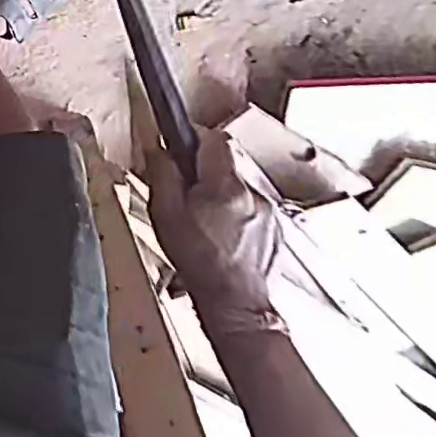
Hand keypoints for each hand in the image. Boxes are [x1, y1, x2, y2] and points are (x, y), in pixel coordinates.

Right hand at [145, 128, 281, 323]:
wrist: (235, 299)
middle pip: (224, 164)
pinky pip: (248, 205)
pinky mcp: (275, 226)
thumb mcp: (164, 212)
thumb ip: (163, 174)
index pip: (215, 139)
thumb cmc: (197, 257)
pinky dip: (231, 212)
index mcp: (226, 186)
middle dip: (201, 172)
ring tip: (200, 220)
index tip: (179, 143)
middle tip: (181, 193)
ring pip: (235, 186)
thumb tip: (160, 149)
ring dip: (216, 194)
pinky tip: (217, 233)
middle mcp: (253, 193)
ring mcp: (268, 210)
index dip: (194, 137)